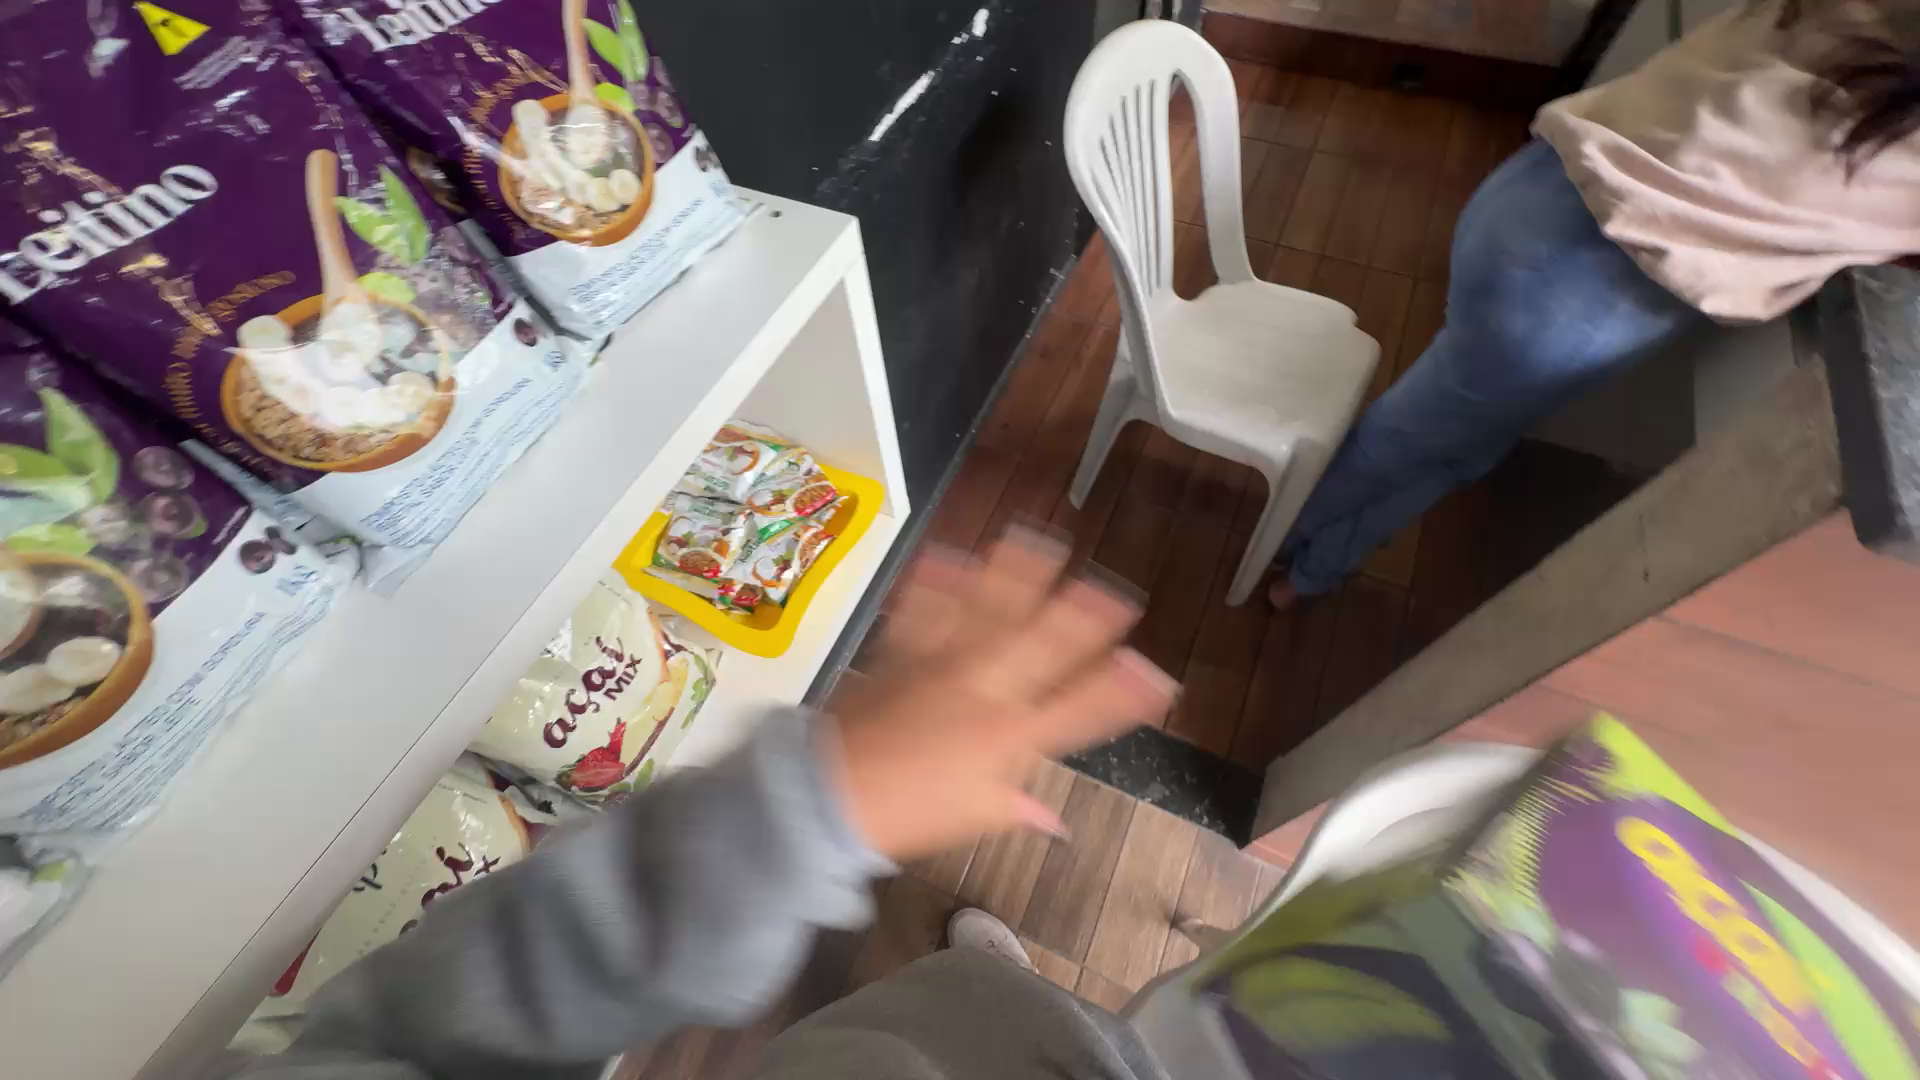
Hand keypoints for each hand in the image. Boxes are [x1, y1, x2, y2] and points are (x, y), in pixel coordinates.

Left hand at [825, 526, 1178, 861]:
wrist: (829, 793)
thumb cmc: (908, 811)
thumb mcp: (971, 816)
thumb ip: (1017, 808)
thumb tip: (1056, 822)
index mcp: (1008, 736)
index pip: (1079, 710)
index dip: (1122, 691)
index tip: (1154, 673)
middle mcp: (984, 689)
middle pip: (1044, 645)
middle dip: (1083, 616)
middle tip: (1114, 589)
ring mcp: (942, 661)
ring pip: (989, 610)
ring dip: (1018, 575)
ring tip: (1042, 541)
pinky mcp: (903, 649)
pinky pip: (925, 606)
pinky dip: (937, 579)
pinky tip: (950, 554)